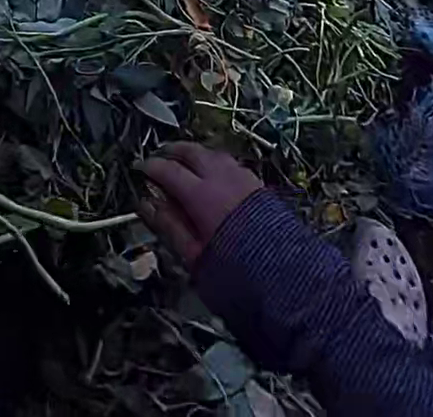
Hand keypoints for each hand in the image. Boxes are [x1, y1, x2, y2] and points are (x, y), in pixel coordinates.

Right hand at [137, 142, 263, 265]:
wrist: (293, 282)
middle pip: (191, 151)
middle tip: (159, 156)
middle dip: (172, 150)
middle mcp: (221, 177)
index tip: (140, 167)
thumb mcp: (195, 257)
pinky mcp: (258, 184)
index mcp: (201, 194)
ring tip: (184, 161)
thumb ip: (169, 227)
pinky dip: (214, 161)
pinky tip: (213, 174)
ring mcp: (242, 177)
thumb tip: (146, 204)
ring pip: (212, 153)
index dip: (151, 166)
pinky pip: (229, 162)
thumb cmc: (238, 276)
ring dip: (194, 153)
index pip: (169, 170)